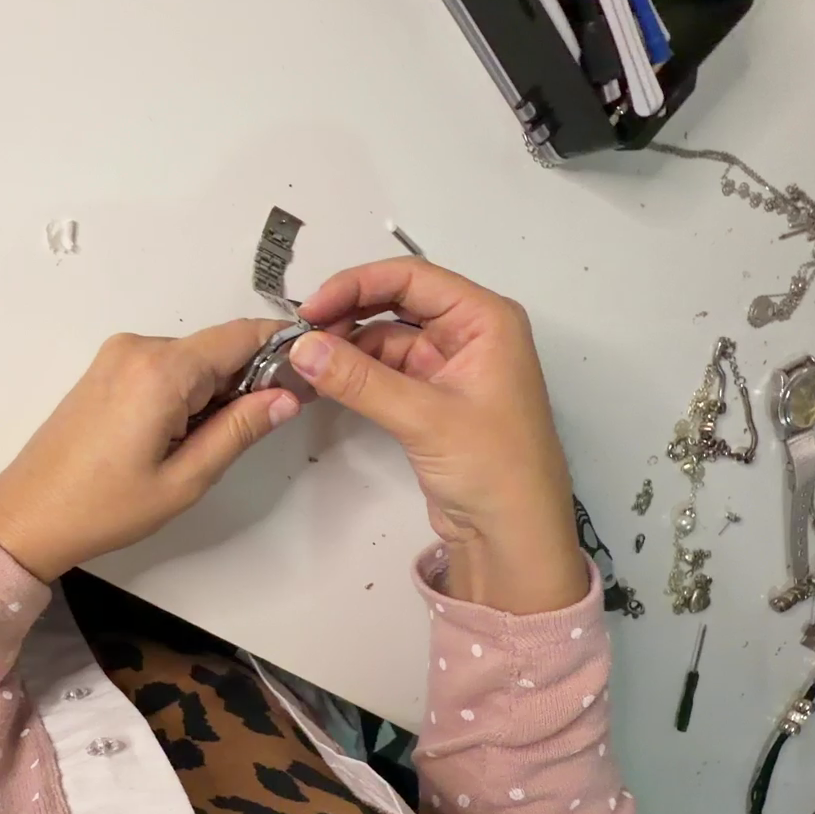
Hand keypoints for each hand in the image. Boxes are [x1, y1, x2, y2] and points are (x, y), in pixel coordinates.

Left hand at [0, 319, 301, 580]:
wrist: (27, 516)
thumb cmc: (104, 508)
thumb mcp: (185, 480)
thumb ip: (239, 431)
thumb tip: (288, 396)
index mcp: (161, 370)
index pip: (241, 336)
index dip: (282, 350)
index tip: (308, 376)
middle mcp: (138, 347)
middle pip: (216, 347)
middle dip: (247, 378)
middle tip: (259, 428)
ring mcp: (117, 355)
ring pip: (191, 359)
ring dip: (213, 389)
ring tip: (204, 443)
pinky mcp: (105, 369)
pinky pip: (163, 367)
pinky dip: (185, 390)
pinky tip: (177, 432)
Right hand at [293, 259, 586, 613]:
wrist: (513, 534)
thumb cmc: (494, 467)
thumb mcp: (424, 416)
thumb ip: (359, 380)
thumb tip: (302, 349)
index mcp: (484, 320)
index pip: (412, 278)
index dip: (356, 285)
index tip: (310, 309)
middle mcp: (467, 336)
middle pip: (396, 305)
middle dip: (348, 315)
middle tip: (302, 337)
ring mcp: (447, 369)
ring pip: (385, 341)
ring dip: (347, 349)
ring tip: (306, 363)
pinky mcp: (430, 401)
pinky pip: (385, 374)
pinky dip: (355, 376)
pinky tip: (326, 382)